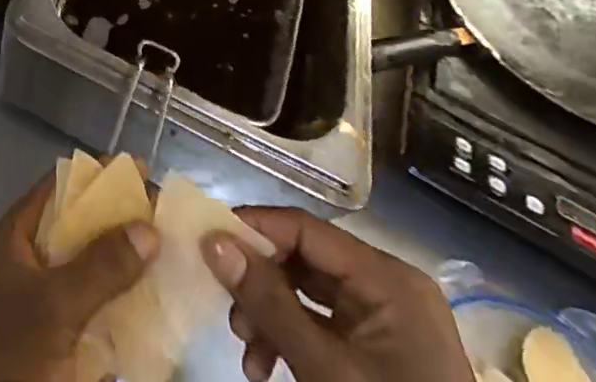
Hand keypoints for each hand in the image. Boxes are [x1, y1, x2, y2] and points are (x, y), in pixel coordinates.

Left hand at [0, 169, 159, 381]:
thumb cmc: (10, 352)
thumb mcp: (54, 305)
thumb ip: (100, 266)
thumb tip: (150, 227)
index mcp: (19, 236)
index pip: (61, 187)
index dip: (99, 175)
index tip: (142, 171)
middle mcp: (35, 257)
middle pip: (84, 225)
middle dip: (124, 219)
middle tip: (169, 214)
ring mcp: (51, 295)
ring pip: (97, 265)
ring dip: (132, 260)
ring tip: (175, 249)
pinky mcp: (66, 332)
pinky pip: (103, 304)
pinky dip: (129, 299)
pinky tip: (163, 294)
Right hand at [202, 208, 469, 381]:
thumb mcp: (323, 367)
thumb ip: (268, 302)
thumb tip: (213, 240)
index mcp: (387, 278)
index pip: (305, 227)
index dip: (254, 230)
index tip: (207, 245)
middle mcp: (387, 286)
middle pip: (304, 260)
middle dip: (259, 286)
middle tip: (227, 312)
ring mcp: (385, 320)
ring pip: (307, 294)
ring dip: (268, 318)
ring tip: (248, 353)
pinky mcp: (378, 349)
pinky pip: (322, 325)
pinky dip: (290, 339)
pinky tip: (266, 368)